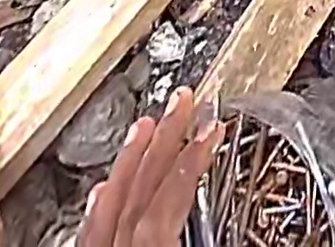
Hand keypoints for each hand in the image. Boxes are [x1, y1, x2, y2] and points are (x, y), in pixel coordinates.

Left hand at [79, 87, 224, 246]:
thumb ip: (216, 233)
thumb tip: (247, 220)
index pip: (166, 204)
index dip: (190, 161)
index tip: (212, 126)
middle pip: (135, 195)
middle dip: (162, 142)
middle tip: (181, 100)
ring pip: (107, 210)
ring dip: (129, 162)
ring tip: (144, 124)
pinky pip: (87, 236)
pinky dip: (99, 205)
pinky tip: (104, 188)